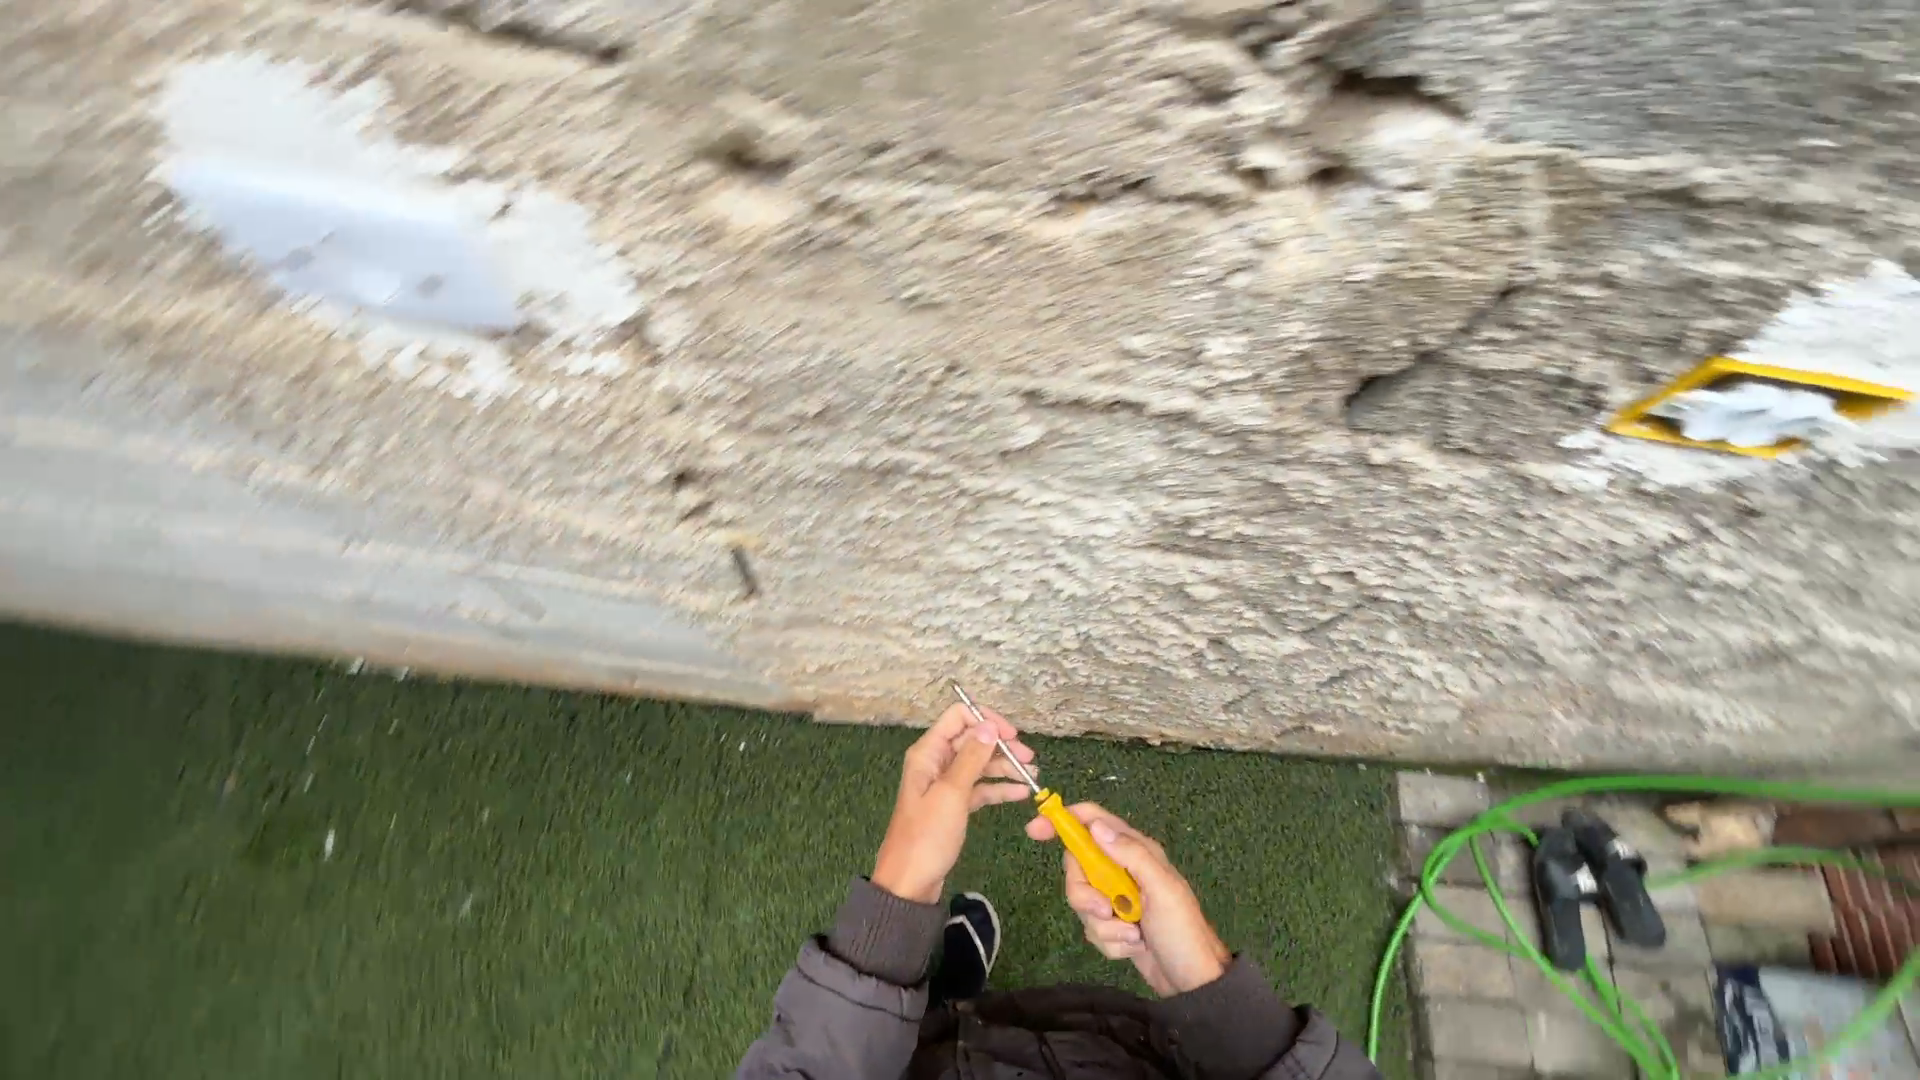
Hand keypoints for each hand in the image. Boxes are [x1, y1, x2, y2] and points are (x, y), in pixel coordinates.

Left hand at [870, 703, 1036, 902]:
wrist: (909, 883)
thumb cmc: (927, 835)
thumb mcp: (952, 793)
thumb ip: (972, 757)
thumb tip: (989, 725)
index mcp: (929, 752)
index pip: (958, 717)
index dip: (986, 720)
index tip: (1012, 735)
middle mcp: (936, 762)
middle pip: (972, 740)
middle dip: (1001, 746)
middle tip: (1030, 758)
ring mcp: (945, 784)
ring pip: (979, 764)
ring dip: (1005, 767)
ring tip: (1033, 776)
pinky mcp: (954, 805)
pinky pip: (979, 787)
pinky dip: (999, 788)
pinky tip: (1021, 793)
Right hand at [1025, 803, 1230, 996]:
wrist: (1194, 983)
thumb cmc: (1182, 930)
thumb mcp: (1161, 888)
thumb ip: (1129, 853)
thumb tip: (1095, 825)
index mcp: (1135, 850)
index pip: (1091, 821)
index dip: (1062, 820)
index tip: (1035, 829)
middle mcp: (1121, 869)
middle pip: (1077, 867)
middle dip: (1084, 893)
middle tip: (1104, 909)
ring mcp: (1116, 898)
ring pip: (1082, 900)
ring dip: (1103, 924)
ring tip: (1130, 935)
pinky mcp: (1113, 925)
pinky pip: (1092, 927)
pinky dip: (1110, 941)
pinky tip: (1133, 946)